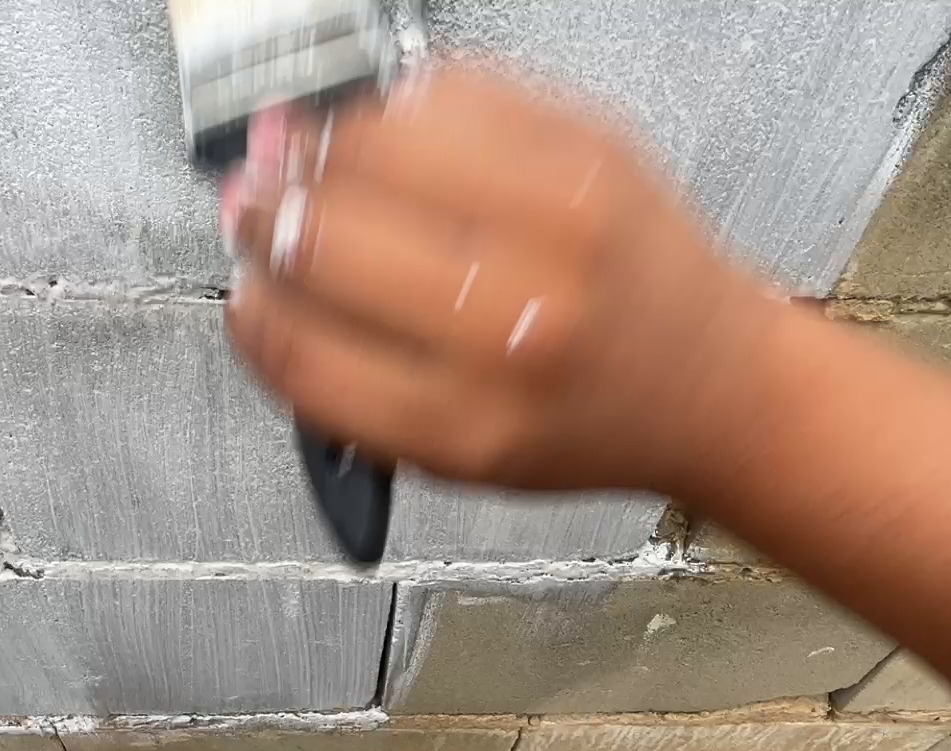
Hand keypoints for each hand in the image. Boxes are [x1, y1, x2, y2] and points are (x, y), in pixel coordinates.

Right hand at [220, 66, 787, 497]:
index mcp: (462, 425)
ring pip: (367, 147)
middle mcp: (508, 328)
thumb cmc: (579, 427)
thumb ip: (350, 393)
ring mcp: (554, 225)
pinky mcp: (587, 148)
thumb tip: (265, 290)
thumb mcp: (454, 459)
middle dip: (262, 217)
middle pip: (322, 241)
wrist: (708, 385)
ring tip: (308, 166)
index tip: (242, 291)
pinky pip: (442, 92)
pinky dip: (392, 112)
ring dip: (313, 150)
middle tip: (252, 207)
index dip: (249, 313)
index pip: (302, 352)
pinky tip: (392, 145)